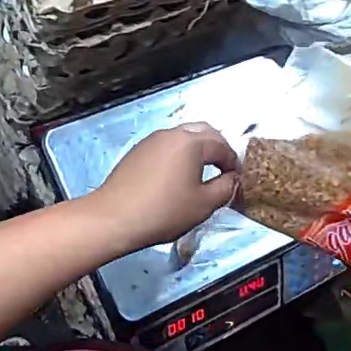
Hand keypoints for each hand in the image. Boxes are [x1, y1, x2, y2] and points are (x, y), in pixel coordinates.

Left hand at [86, 123, 239, 251]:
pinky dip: (179, 155)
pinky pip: (166, 147)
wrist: (114, 218)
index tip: (236, 180)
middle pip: (203, 132)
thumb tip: (233, 179)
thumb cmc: (164, 211)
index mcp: (191, 142)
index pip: (222, 146)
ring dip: (197, 150)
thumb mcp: (204, 204)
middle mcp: (171, 134)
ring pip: (183, 137)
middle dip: (217, 149)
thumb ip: (226, 188)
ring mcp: (151, 141)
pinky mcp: (137, 152)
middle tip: (223, 170)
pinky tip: (177, 177)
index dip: (233, 163)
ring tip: (202, 174)